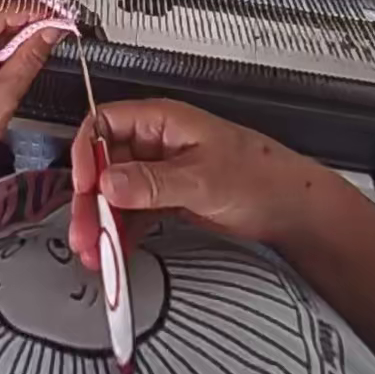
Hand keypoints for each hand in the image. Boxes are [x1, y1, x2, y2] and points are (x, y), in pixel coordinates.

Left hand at [0, 6, 59, 196]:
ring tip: (36, 26)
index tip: (56, 14)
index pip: (1, 12)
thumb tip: (51, 31)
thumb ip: (30, 55)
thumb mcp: (6, 94)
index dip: (33, 10)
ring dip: (8, 14)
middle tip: (48, 15)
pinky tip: (16, 39)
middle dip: (19, 4)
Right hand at [68, 99, 337, 267]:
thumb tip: (107, 183)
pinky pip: (133, 210)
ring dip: (102, 220)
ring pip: (115, 190)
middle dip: (90, 198)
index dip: (88, 152)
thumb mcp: (202, 178)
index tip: (83, 185)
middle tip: (84, 233)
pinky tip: (117, 250)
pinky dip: (121, 230)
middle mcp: (154, 141)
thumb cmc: (258, 174)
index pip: (105, 124)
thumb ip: (152, 182)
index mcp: (160, 120)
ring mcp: (159, 170)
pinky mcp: (167, 196)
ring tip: (96, 253)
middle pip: (105, 162)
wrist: (292, 207)